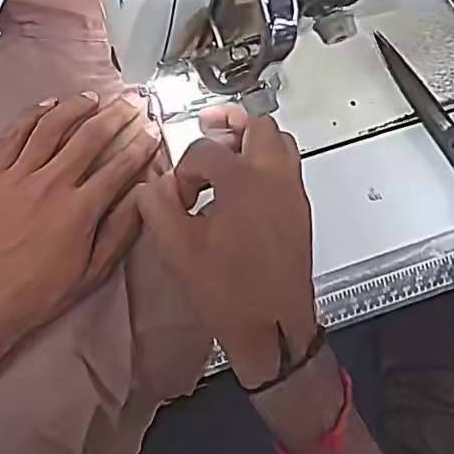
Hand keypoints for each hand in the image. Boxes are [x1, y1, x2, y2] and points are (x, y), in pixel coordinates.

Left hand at [0, 92, 160, 383]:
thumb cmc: (37, 293)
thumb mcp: (90, 273)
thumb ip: (120, 231)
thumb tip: (143, 196)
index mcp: (79, 210)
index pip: (119, 166)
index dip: (140, 144)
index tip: (152, 128)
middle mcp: (51, 185)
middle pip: (89, 137)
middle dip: (116, 114)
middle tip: (132, 100)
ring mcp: (19, 176)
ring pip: (51, 127)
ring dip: (75, 106)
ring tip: (93, 97)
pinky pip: (14, 135)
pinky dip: (32, 115)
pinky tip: (47, 105)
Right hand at [137, 107, 318, 389]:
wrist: (273, 329)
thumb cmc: (228, 292)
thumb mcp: (176, 248)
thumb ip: (156, 205)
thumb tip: (153, 186)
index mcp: (244, 182)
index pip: (205, 150)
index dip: (183, 169)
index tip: (177, 195)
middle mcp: (275, 178)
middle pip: (257, 125)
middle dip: (228, 124)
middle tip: (207, 129)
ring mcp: (293, 193)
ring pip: (279, 141)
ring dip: (250, 139)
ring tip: (226, 151)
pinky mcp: (301, 210)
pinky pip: (286, 166)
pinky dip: (264, 161)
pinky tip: (242, 186)